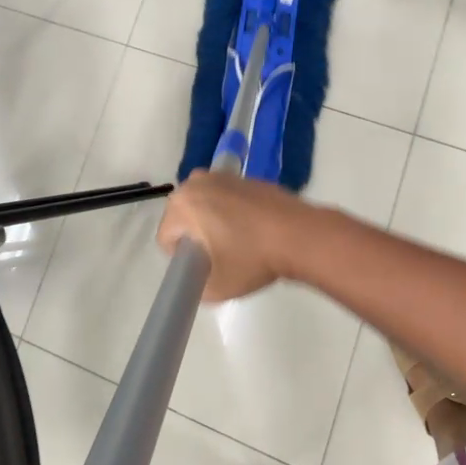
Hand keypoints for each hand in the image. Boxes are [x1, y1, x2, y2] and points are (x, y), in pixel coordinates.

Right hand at [156, 170, 310, 300]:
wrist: (299, 234)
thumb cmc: (252, 258)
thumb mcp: (217, 288)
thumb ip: (196, 286)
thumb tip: (199, 279)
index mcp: (183, 204)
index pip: (166, 237)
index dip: (183, 259)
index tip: (205, 268)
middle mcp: (197, 182)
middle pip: (183, 217)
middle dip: (196, 236)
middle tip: (219, 256)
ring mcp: (223, 176)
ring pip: (204, 206)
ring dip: (212, 223)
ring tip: (237, 243)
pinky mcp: (246, 177)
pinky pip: (226, 198)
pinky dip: (232, 212)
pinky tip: (252, 230)